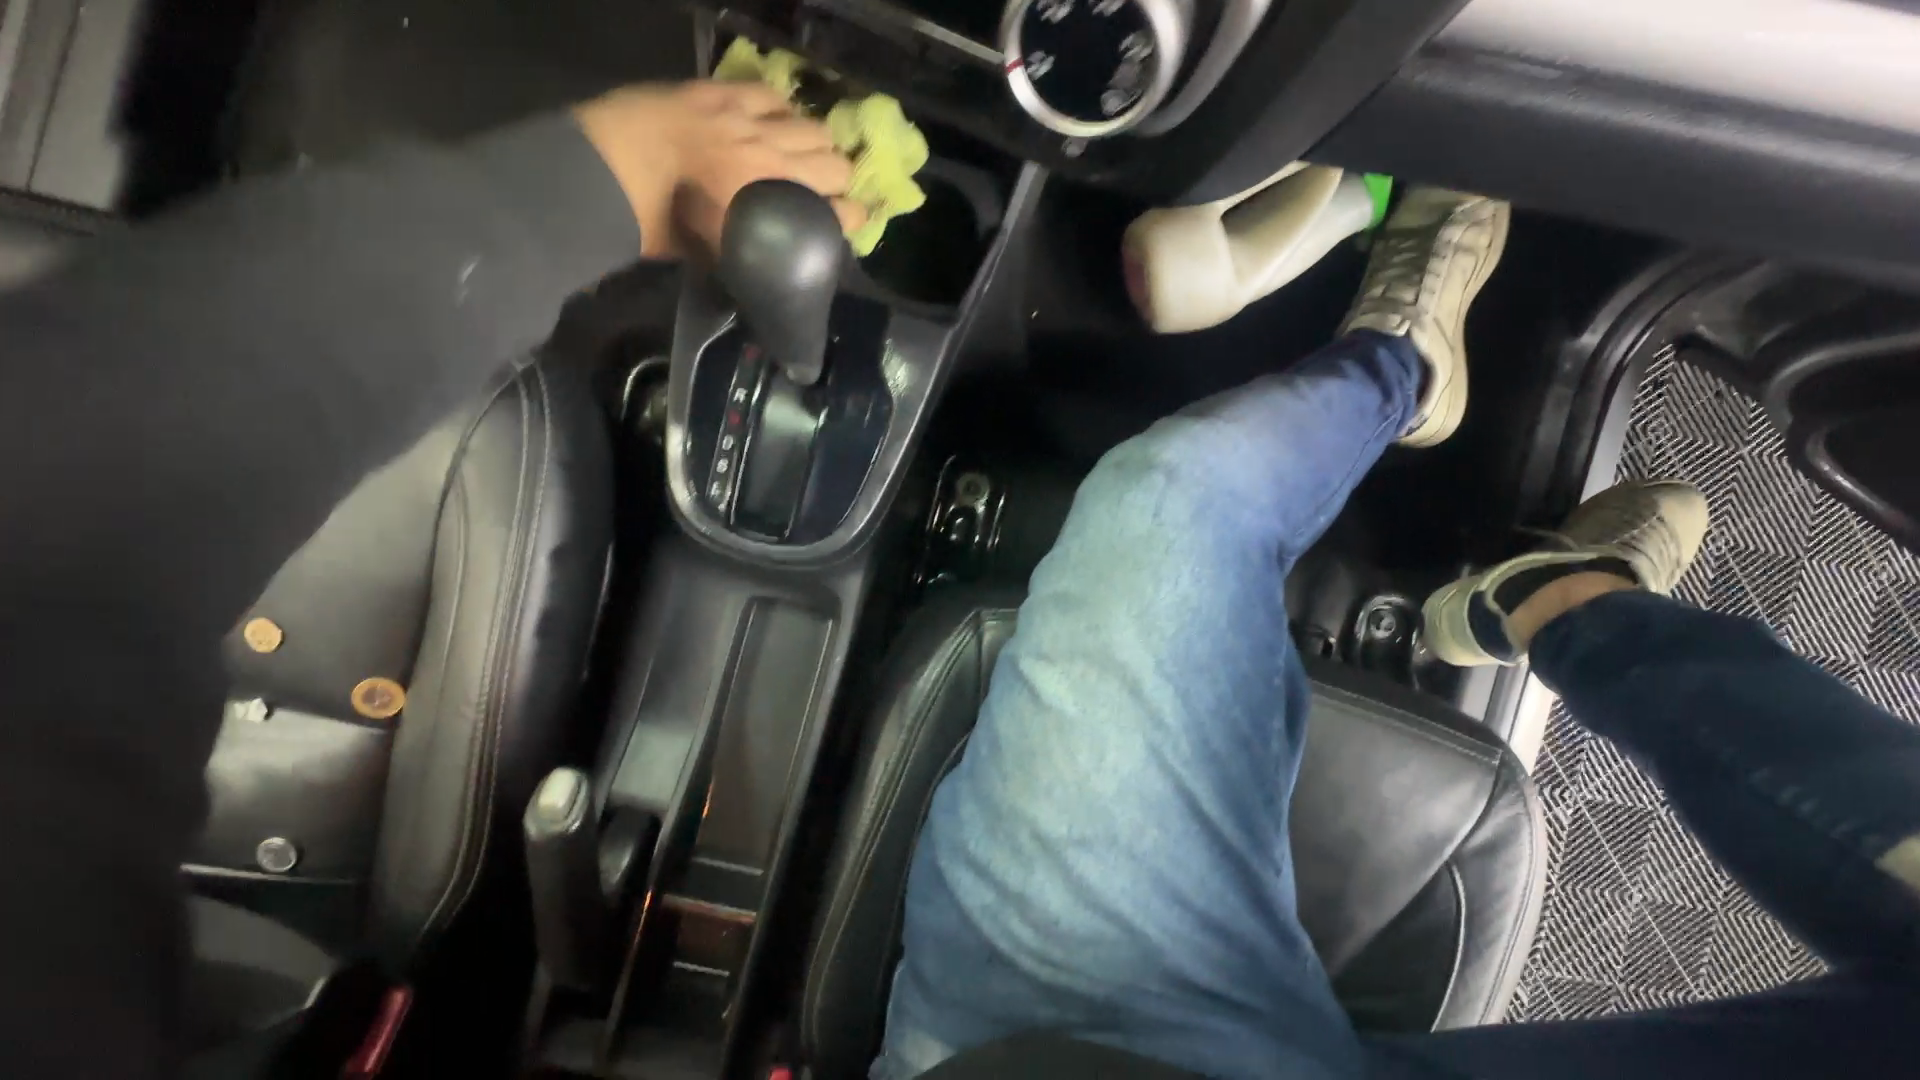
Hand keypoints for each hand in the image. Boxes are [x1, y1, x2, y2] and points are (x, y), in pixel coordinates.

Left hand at [574, 80, 868, 259]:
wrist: (616, 172)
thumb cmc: (663, 225)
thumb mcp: (714, 255)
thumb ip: (750, 252)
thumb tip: (765, 257)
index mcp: (778, 207)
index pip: (841, 213)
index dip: (852, 218)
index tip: (849, 222)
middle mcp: (779, 165)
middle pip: (837, 165)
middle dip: (839, 179)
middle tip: (826, 187)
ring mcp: (754, 125)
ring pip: (813, 128)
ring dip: (816, 142)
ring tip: (806, 150)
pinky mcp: (726, 95)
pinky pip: (772, 94)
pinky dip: (780, 108)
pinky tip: (777, 116)